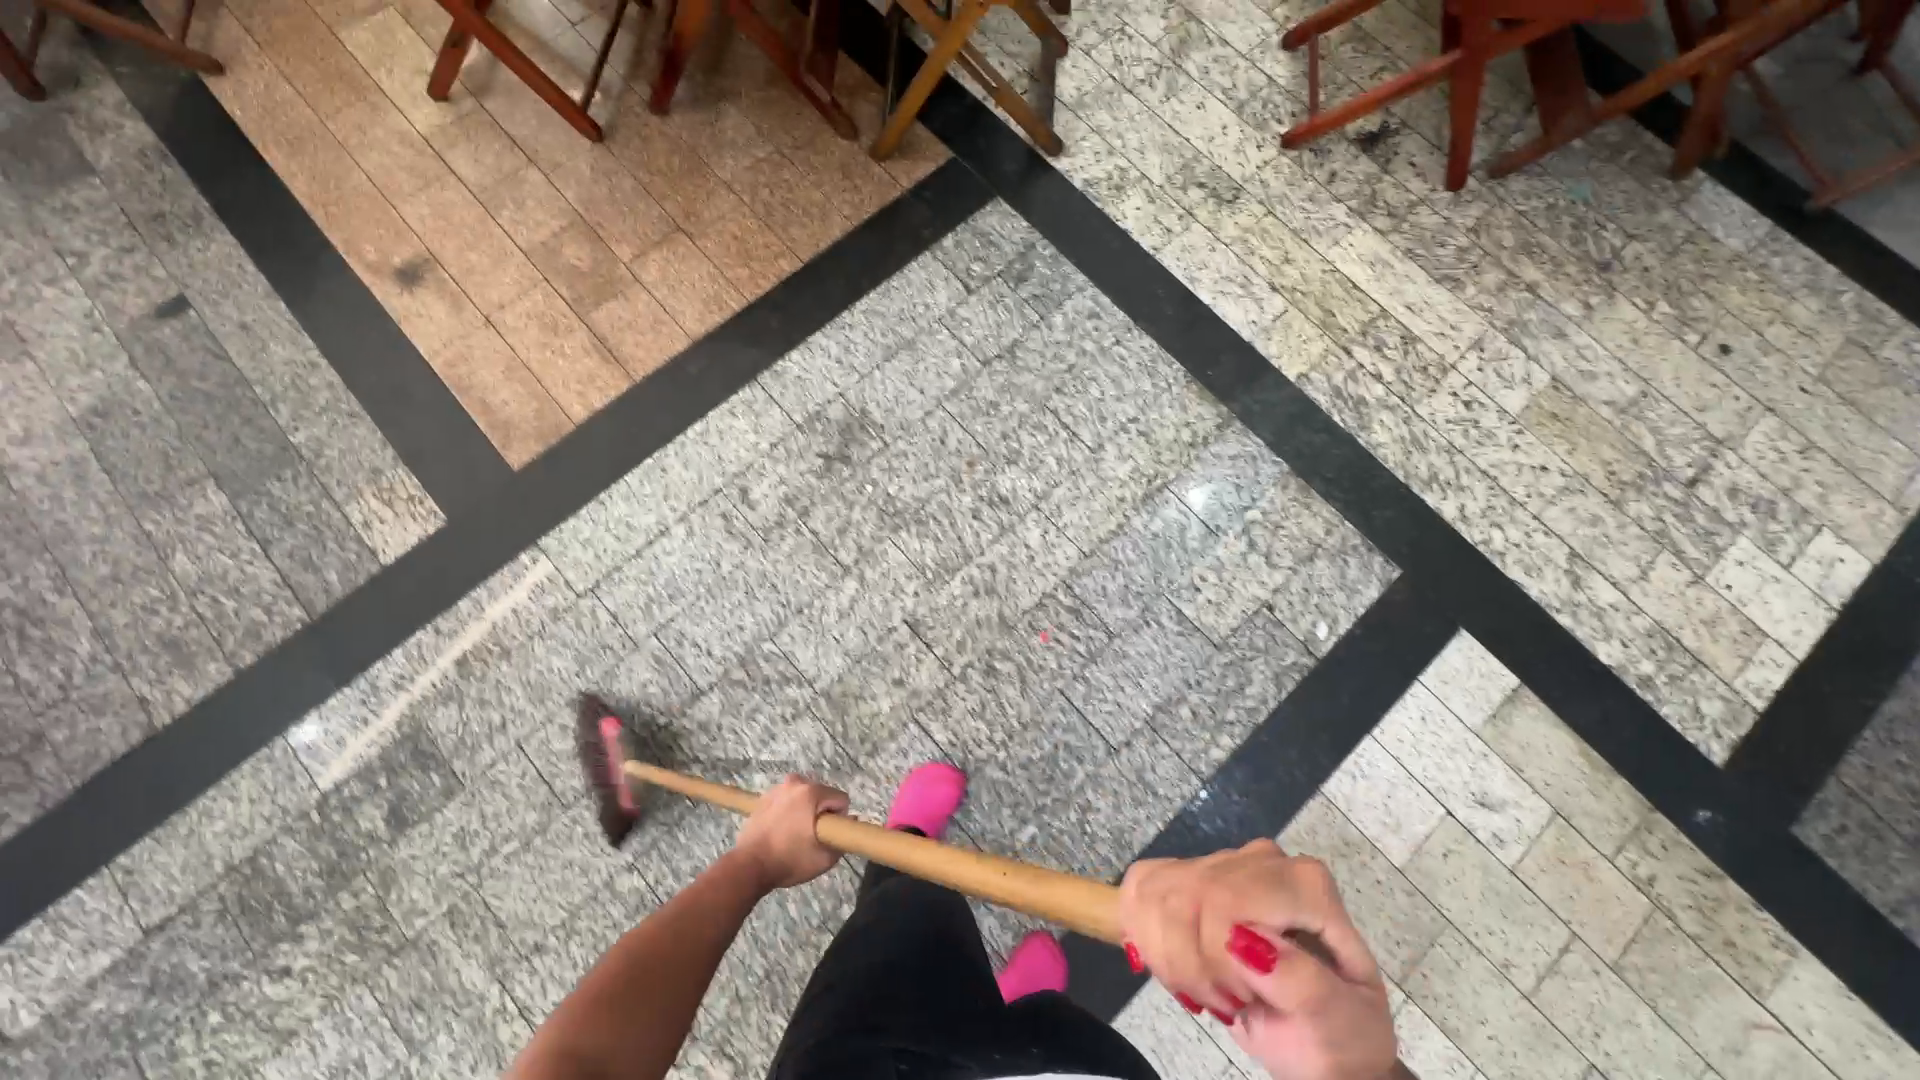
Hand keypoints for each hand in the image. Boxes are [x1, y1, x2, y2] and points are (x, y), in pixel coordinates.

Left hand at [732, 775, 848, 890]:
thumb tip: (851, 821)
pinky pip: (787, 800)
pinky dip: (789, 811)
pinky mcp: (763, 798)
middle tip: (811, 836)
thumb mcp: (825, 858)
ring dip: (805, 810)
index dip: (839, 819)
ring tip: (795, 834)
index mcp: (811, 792)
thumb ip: (844, 839)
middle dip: (821, 812)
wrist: (749, 866)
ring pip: (804, 796)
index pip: (841, 799)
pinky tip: (782, 830)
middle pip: (822, 794)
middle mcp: (795, 783)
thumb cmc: (789, 860)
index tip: (827, 835)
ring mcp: (777, 789)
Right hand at [1118, 839, 1395, 1079]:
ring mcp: (1223, 866)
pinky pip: (1140, 888)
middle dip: (1193, 964)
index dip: (1217, 954)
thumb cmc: (1338, 1030)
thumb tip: (1244, 938)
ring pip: (1156, 893)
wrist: (1320, 1039)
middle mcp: (1262, 861)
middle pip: (1188, 894)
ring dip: (1169, 958)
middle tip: (1226, 1004)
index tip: (1242, 999)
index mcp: (1304, 884)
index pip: (1228, 896)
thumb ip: (1300, 980)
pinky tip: (1177, 968)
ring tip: (1208, 991)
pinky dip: (1145, 937)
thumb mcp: (1338, 1018)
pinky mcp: (1189, 877)